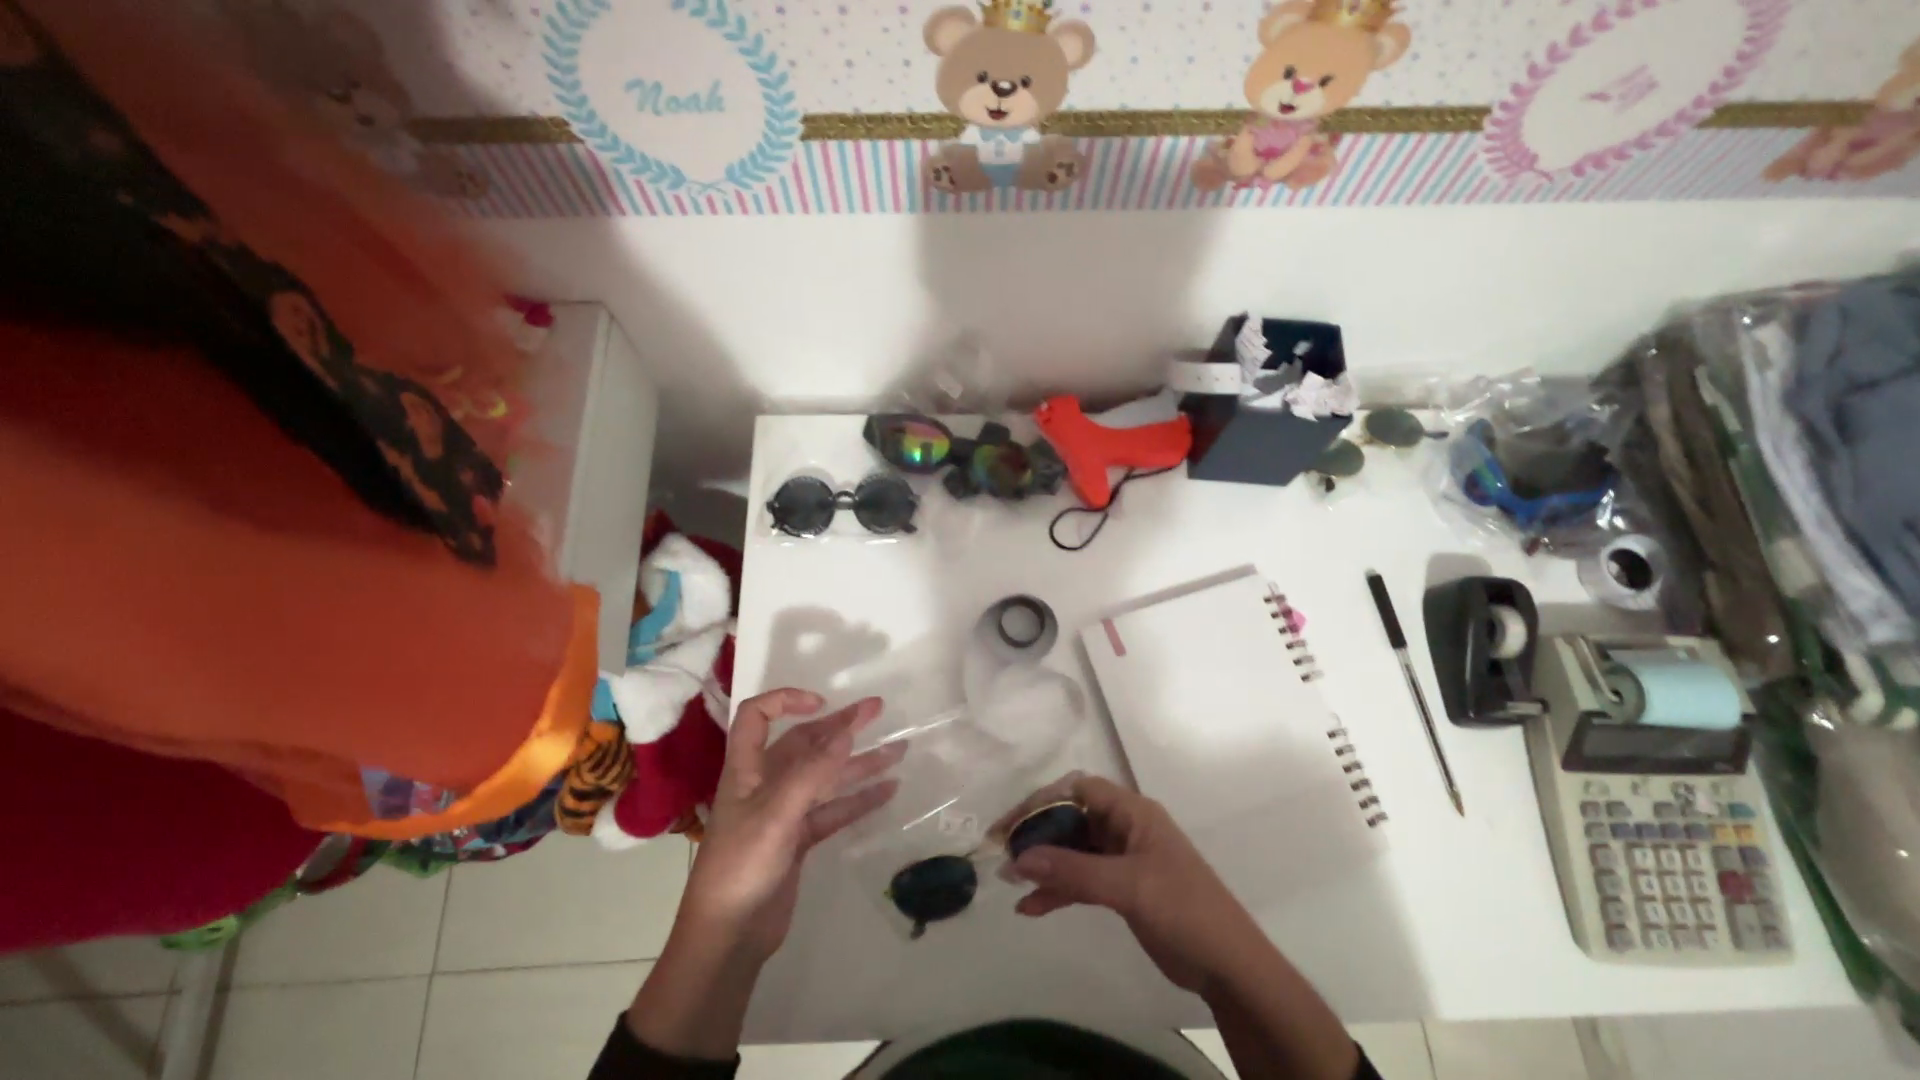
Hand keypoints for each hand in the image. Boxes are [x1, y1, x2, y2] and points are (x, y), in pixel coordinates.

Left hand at [677, 689, 904, 962]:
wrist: (728, 934)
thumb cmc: (741, 865)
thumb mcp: (776, 813)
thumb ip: (812, 772)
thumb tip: (846, 731)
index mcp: (746, 769)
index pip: (758, 717)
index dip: (786, 701)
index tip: (823, 702)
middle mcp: (765, 784)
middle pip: (803, 744)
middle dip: (839, 726)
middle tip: (878, 710)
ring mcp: (783, 813)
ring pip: (825, 778)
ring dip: (858, 763)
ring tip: (899, 751)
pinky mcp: (799, 841)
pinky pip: (833, 811)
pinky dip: (859, 800)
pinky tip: (888, 791)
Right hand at [1011, 774, 1264, 995]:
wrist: (1228, 965)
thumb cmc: (1184, 910)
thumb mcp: (1127, 887)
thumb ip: (1072, 871)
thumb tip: (1017, 859)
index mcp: (1134, 813)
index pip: (1078, 789)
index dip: (1042, 801)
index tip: (1011, 827)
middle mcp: (1126, 829)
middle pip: (1071, 818)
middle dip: (1037, 834)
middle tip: (1003, 855)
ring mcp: (1124, 860)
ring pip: (1073, 851)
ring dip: (1043, 864)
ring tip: (1010, 883)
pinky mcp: (1123, 890)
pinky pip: (1081, 880)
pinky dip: (1057, 891)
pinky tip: (1030, 909)